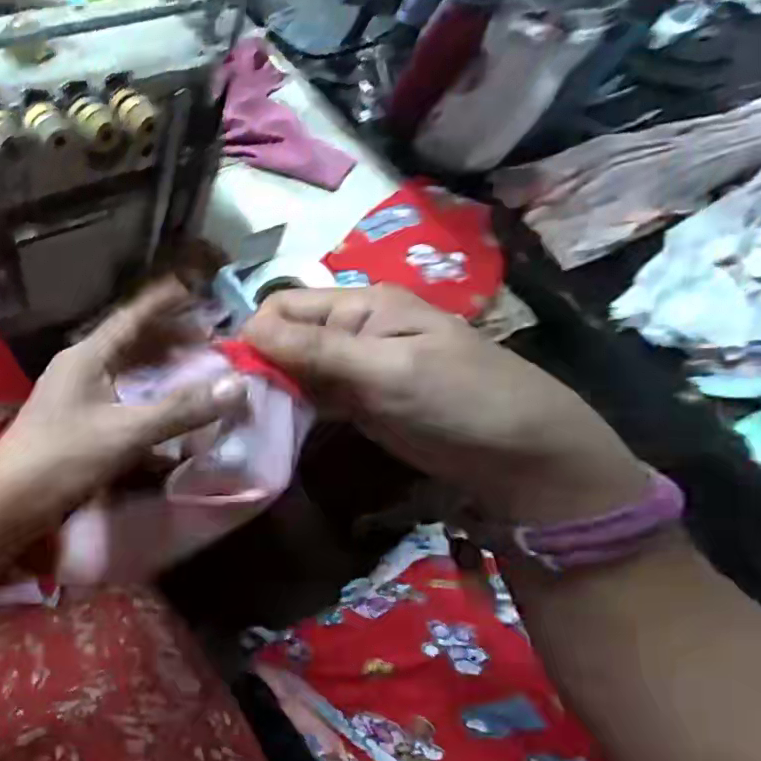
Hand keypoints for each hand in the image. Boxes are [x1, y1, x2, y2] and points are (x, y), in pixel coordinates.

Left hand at [0, 282, 245, 537]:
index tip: (197, 287)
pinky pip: (117, 401)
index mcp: (86, 357)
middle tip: (208, 338)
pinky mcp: (74, 426)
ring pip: (123, 373)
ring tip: (193, 371)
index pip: (132, 316)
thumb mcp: (125, 433)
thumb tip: (237, 385)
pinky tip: (164, 414)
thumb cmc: (61, 458)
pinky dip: (143, 401)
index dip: (165, 302)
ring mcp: (74, 398)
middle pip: (130, 343)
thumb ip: (180, 410)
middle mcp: (79, 369)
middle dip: (168, 338)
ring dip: (157, 371)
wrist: (7, 503)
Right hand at [241, 285, 652, 523]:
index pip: (282, 305)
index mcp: (361, 304)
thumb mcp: (387, 370)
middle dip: (258, 365)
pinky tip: (274, 427)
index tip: (239, 377)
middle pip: (282, 337)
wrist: (521, 456)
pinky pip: (308, 397)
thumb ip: (317, 350)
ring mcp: (352, 367)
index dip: (254, 335)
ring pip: (290, 369)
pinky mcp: (355, 401)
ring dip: (270, 390)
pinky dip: (289, 408)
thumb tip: (246, 330)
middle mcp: (350, 329)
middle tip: (240, 405)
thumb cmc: (460, 399)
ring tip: (250, 420)